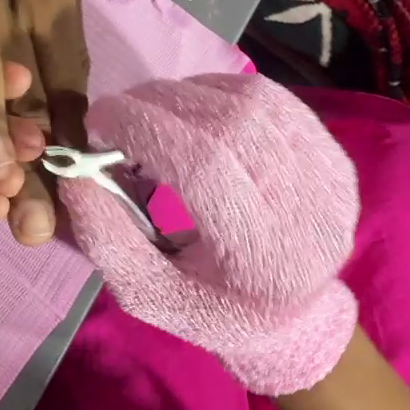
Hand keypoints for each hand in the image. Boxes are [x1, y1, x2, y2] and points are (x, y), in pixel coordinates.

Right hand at [0, 0, 88, 247]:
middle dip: (27, 151)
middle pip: (22, 87)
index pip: (60, 92)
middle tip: (28, 218)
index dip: (59, 153)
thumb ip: (63, 67)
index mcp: (50, 16)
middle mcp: (11, 9)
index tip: (58, 214)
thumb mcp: (61, 1)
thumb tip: (67, 137)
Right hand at [59, 74, 361, 395]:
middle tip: (119, 112)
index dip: (143, 127)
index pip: (203, 163)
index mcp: (261, 254)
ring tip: (153, 109)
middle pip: (227, 122)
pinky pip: (272, 97)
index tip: (99, 120)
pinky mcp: (335, 155)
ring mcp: (327, 176)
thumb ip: (105, 238)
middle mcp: (305, 209)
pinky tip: (193, 106)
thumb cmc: (211, 309)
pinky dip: (221, 90)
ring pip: (251, 100)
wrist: (292, 318)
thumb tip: (75, 175)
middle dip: (158, 103)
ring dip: (187, 92)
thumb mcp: (146, 294)